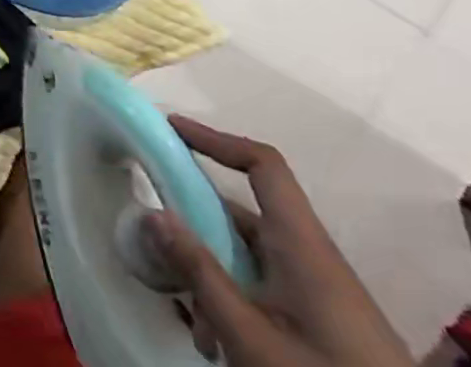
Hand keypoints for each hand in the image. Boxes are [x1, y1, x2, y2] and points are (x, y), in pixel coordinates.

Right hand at [144, 116, 412, 366]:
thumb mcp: (250, 334)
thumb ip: (200, 273)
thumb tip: (153, 212)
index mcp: (303, 245)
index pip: (263, 165)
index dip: (217, 140)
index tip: (171, 129)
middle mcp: (310, 257)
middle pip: (242, 215)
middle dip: (195, 229)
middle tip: (155, 247)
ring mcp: (316, 290)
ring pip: (247, 257)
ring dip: (210, 277)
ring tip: (192, 322)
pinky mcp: (318, 319)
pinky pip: (263, 287)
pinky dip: (231, 300)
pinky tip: (216, 340)